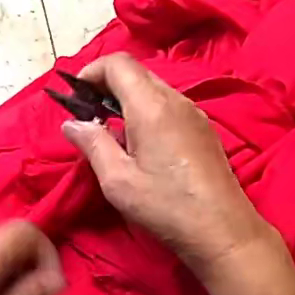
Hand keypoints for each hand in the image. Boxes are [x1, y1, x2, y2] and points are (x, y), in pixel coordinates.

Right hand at [62, 53, 275, 275]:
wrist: (222, 230)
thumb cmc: (166, 206)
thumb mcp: (117, 179)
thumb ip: (92, 144)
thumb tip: (72, 123)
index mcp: (151, 106)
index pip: (118, 64)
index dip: (91, 71)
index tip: (74, 96)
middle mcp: (175, 100)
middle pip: (136, 72)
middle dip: (105, 85)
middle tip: (86, 114)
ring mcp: (193, 113)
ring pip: (152, 88)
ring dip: (125, 99)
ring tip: (108, 131)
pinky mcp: (202, 129)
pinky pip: (167, 105)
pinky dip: (144, 111)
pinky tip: (137, 143)